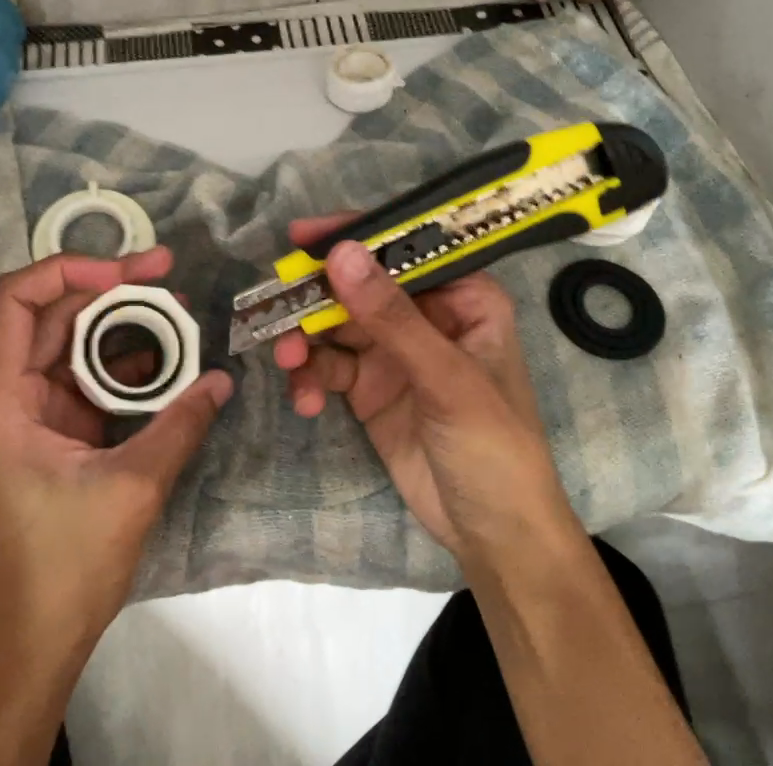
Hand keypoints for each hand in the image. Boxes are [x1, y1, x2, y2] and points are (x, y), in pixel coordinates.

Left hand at [0, 248, 233, 647]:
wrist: (35, 638)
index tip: (129, 271)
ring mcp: (29, 416)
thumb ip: (179, 424)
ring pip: (72, 348)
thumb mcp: (132, 486)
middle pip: (52, 317)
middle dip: (109, 291)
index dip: (69, 270)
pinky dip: (123, 369)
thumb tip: (223, 380)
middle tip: (169, 275)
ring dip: (121, 329)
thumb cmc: (66, 563)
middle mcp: (6, 396)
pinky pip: (86, 384)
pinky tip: (168, 363)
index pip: (17, 299)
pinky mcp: (52, 437)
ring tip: (180, 315)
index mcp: (0, 398)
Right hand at [273, 216, 576, 565]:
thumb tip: (340, 255)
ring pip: (336, 328)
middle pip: (359, 288)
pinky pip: (328, 369)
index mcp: (464, 300)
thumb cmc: (494, 448)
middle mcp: (427, 318)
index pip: (406, 250)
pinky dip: (310, 380)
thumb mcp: (445, 378)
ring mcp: (395, 355)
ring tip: (288, 364)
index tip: (302, 238)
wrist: (494, 535)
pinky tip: (305, 403)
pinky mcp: (370, 390)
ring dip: (306, 341)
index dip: (355, 237)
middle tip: (278, 311)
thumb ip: (391, 318)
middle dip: (316, 300)